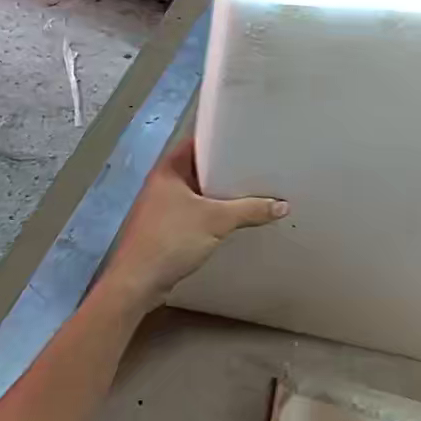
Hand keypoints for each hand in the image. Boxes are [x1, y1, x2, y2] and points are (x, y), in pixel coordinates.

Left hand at [95, 137, 286, 311]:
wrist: (138, 281)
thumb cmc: (172, 239)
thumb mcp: (216, 221)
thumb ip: (249, 210)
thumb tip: (282, 206)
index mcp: (168, 169)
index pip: (196, 143)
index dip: (219, 139)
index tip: (245, 139)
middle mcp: (162, 183)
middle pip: (199, 168)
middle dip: (224, 169)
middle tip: (255, 166)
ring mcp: (162, 207)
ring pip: (197, 193)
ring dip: (218, 194)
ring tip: (250, 190)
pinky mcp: (165, 228)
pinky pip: (194, 213)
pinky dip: (211, 213)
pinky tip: (232, 219)